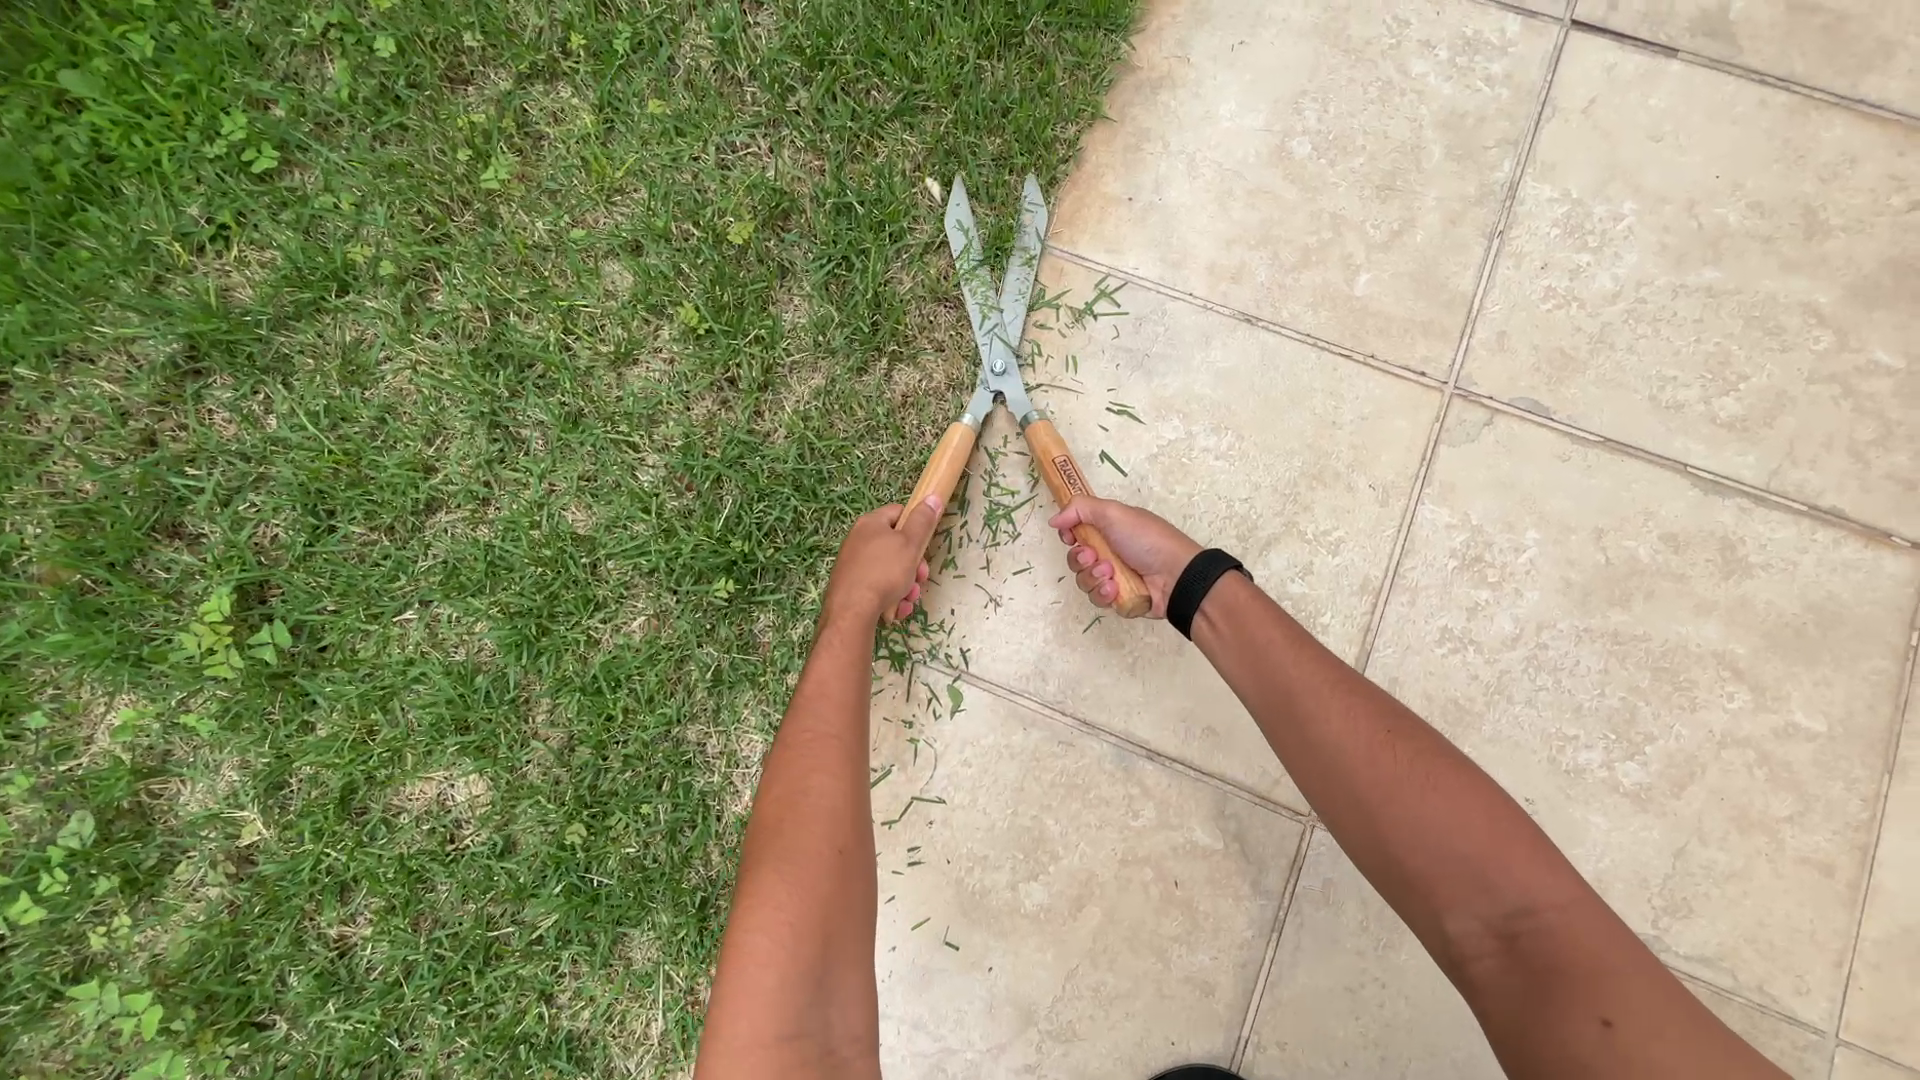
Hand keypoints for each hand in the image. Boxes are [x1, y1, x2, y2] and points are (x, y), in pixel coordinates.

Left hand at [822, 496, 941, 626]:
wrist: (852, 610)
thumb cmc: (884, 572)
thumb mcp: (910, 544)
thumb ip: (923, 521)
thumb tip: (932, 497)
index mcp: (870, 523)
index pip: (899, 512)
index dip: (916, 526)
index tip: (925, 544)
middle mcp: (858, 540)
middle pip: (896, 546)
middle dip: (914, 565)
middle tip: (920, 577)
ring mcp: (853, 564)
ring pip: (890, 570)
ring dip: (906, 585)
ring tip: (908, 598)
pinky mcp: (851, 586)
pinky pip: (878, 586)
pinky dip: (891, 597)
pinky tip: (896, 609)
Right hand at [1048, 495, 1201, 618]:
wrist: (1175, 575)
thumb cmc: (1147, 539)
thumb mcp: (1113, 513)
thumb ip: (1079, 509)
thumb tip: (1054, 520)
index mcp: (1108, 530)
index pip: (1076, 533)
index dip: (1069, 536)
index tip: (1071, 538)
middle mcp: (1109, 552)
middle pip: (1075, 560)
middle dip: (1081, 560)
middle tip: (1095, 558)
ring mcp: (1114, 577)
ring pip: (1083, 581)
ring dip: (1093, 578)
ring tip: (1111, 575)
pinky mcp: (1119, 599)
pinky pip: (1097, 599)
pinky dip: (1104, 594)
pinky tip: (1116, 590)